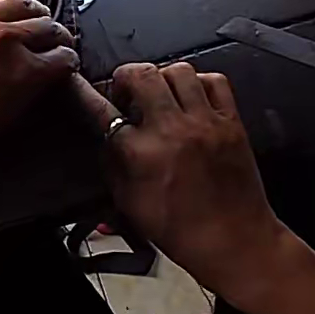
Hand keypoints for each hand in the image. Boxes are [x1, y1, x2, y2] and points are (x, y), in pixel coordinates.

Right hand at [72, 64, 287, 299]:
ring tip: (159, 94)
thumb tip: (106, 137)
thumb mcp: (129, 203)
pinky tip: (191, 98)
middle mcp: (172, 130)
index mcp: (141, 154)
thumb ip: (112, 165)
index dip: (86, 94)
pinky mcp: (232, 123)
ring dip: (161, 77)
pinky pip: (215, 82)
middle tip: (126, 92)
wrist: (234, 242)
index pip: (104, 112)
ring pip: (178, 71)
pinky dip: (199, 82)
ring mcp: (205, 123)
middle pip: (142, 75)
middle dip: (126, 77)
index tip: (79, 85)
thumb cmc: (180, 229)